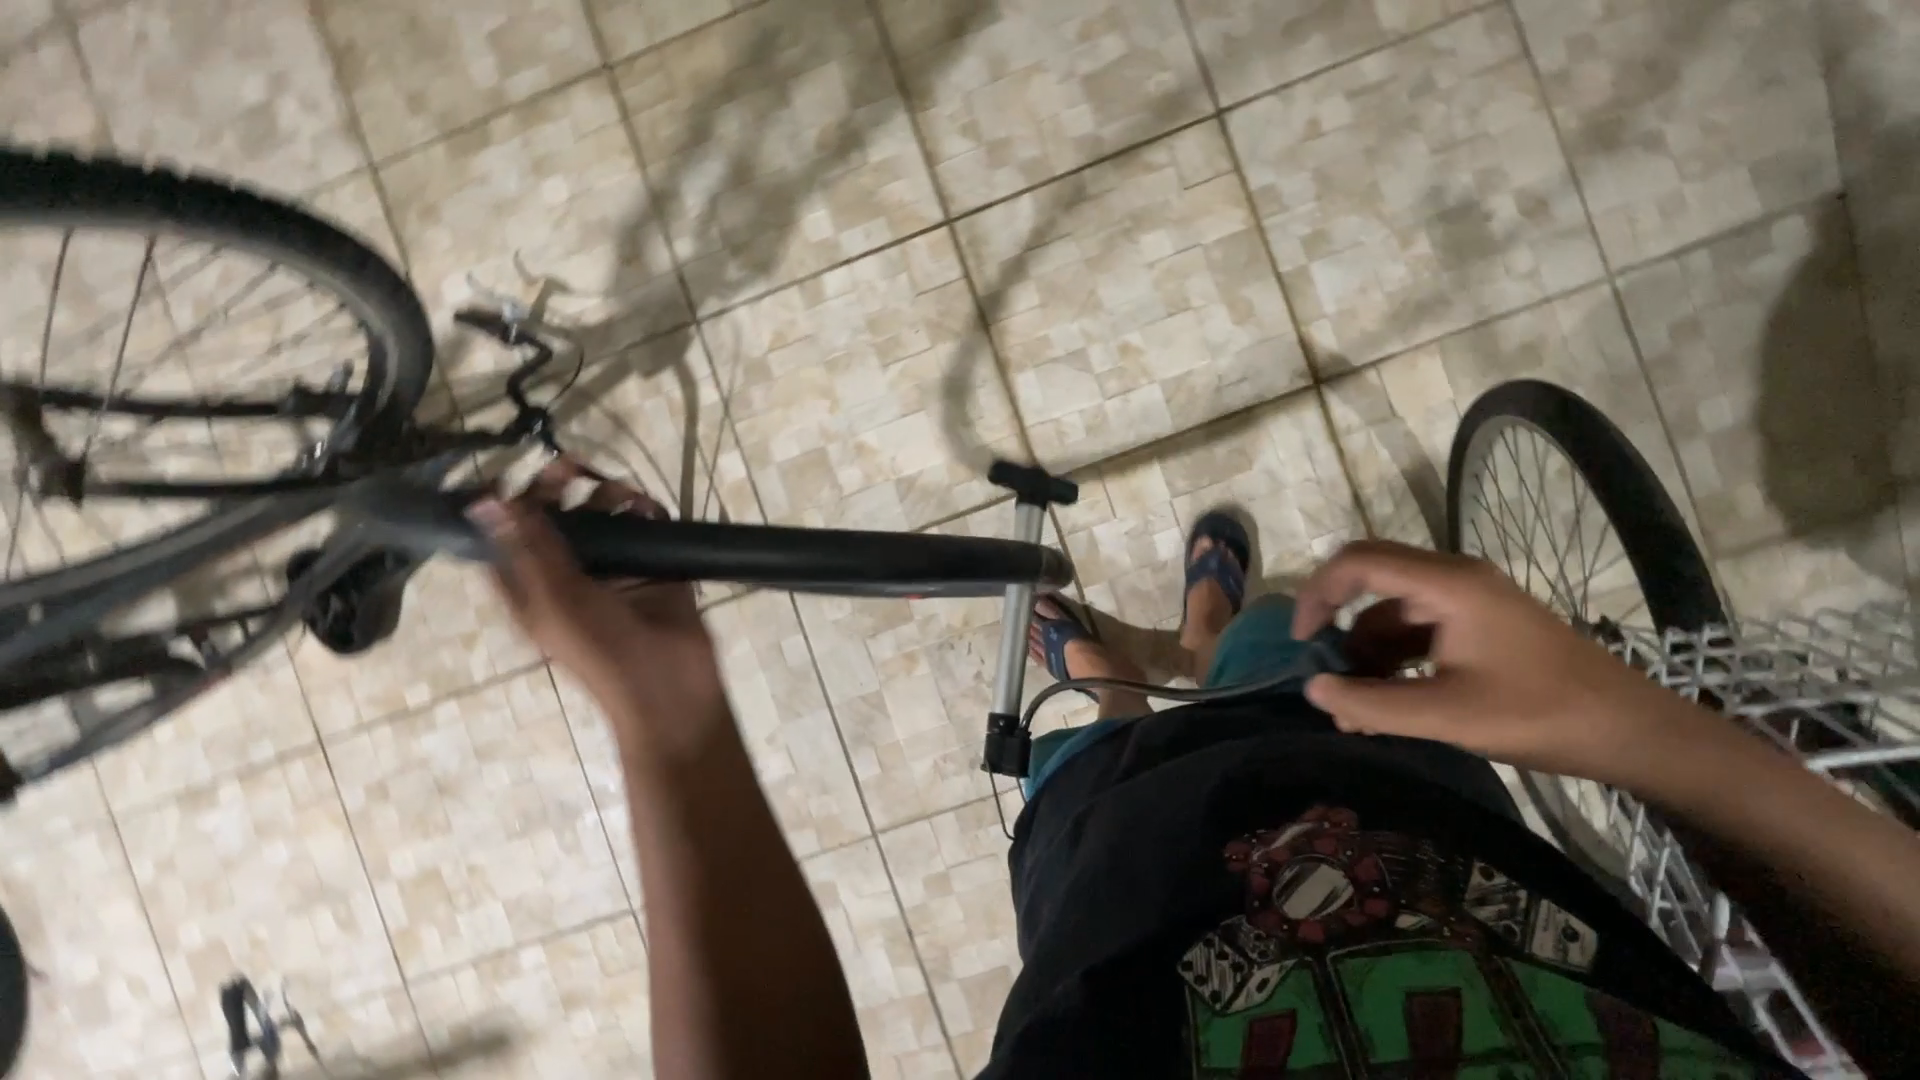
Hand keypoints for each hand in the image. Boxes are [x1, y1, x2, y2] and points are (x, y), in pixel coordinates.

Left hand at [469, 459, 725, 731]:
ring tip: (621, 491)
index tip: (515, 470)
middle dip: (561, 488)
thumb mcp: (555, 599)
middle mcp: (569, 572)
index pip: (506, 535)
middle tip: (573, 466)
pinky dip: (647, 510)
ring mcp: (614, 567)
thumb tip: (483, 500)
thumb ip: (527, 547)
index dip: (505, 503)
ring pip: (603, 515)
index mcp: (531, 586)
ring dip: (608, 494)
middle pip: (557, 517)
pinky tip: (647, 507)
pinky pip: (647, 526)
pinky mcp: (654, 565)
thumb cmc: (602, 649)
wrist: (669, 683)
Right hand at [1293, 540, 1695, 785]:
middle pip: (1370, 579)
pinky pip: (1415, 631)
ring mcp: (1468, 602)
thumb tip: (1311, 689)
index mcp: (1448, 585)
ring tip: (1353, 710)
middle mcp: (1454, 580)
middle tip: (1319, 669)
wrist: (1633, 734)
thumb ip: (1371, 703)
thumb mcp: (1446, 715)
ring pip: (1389, 612)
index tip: (1301, 643)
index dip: (1317, 594)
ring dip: (1364, 654)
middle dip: (1336, 623)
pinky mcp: (1478, 626)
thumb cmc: (1540, 715)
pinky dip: (1391, 662)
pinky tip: (1384, 705)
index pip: (1358, 562)